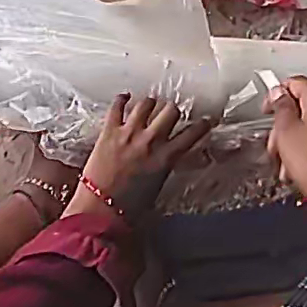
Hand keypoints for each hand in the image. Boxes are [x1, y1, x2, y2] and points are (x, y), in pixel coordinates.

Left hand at [72, 94, 213, 219]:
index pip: (191, 134)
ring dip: (150, 103)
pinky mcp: (109, 131)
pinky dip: (122, 99)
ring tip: (151, 104)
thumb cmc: (130, 206)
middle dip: (173, 111)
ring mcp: (129, 133)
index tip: (206, 120)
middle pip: (170, 111)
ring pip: (146, 104)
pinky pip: (117, 107)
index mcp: (166, 157)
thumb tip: (172, 160)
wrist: (100, 209)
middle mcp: (150, 140)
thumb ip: (166, 167)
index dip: (202, 125)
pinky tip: (125, 97)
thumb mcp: (158, 186)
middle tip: (171, 113)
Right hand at [263, 76, 306, 197]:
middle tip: (276, 144)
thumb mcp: (286, 132)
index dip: (277, 94)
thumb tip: (279, 93)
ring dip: (299, 137)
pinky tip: (305, 165)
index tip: (268, 110)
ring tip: (288, 162)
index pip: (296, 83)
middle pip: (306, 104)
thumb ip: (281, 106)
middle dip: (287, 123)